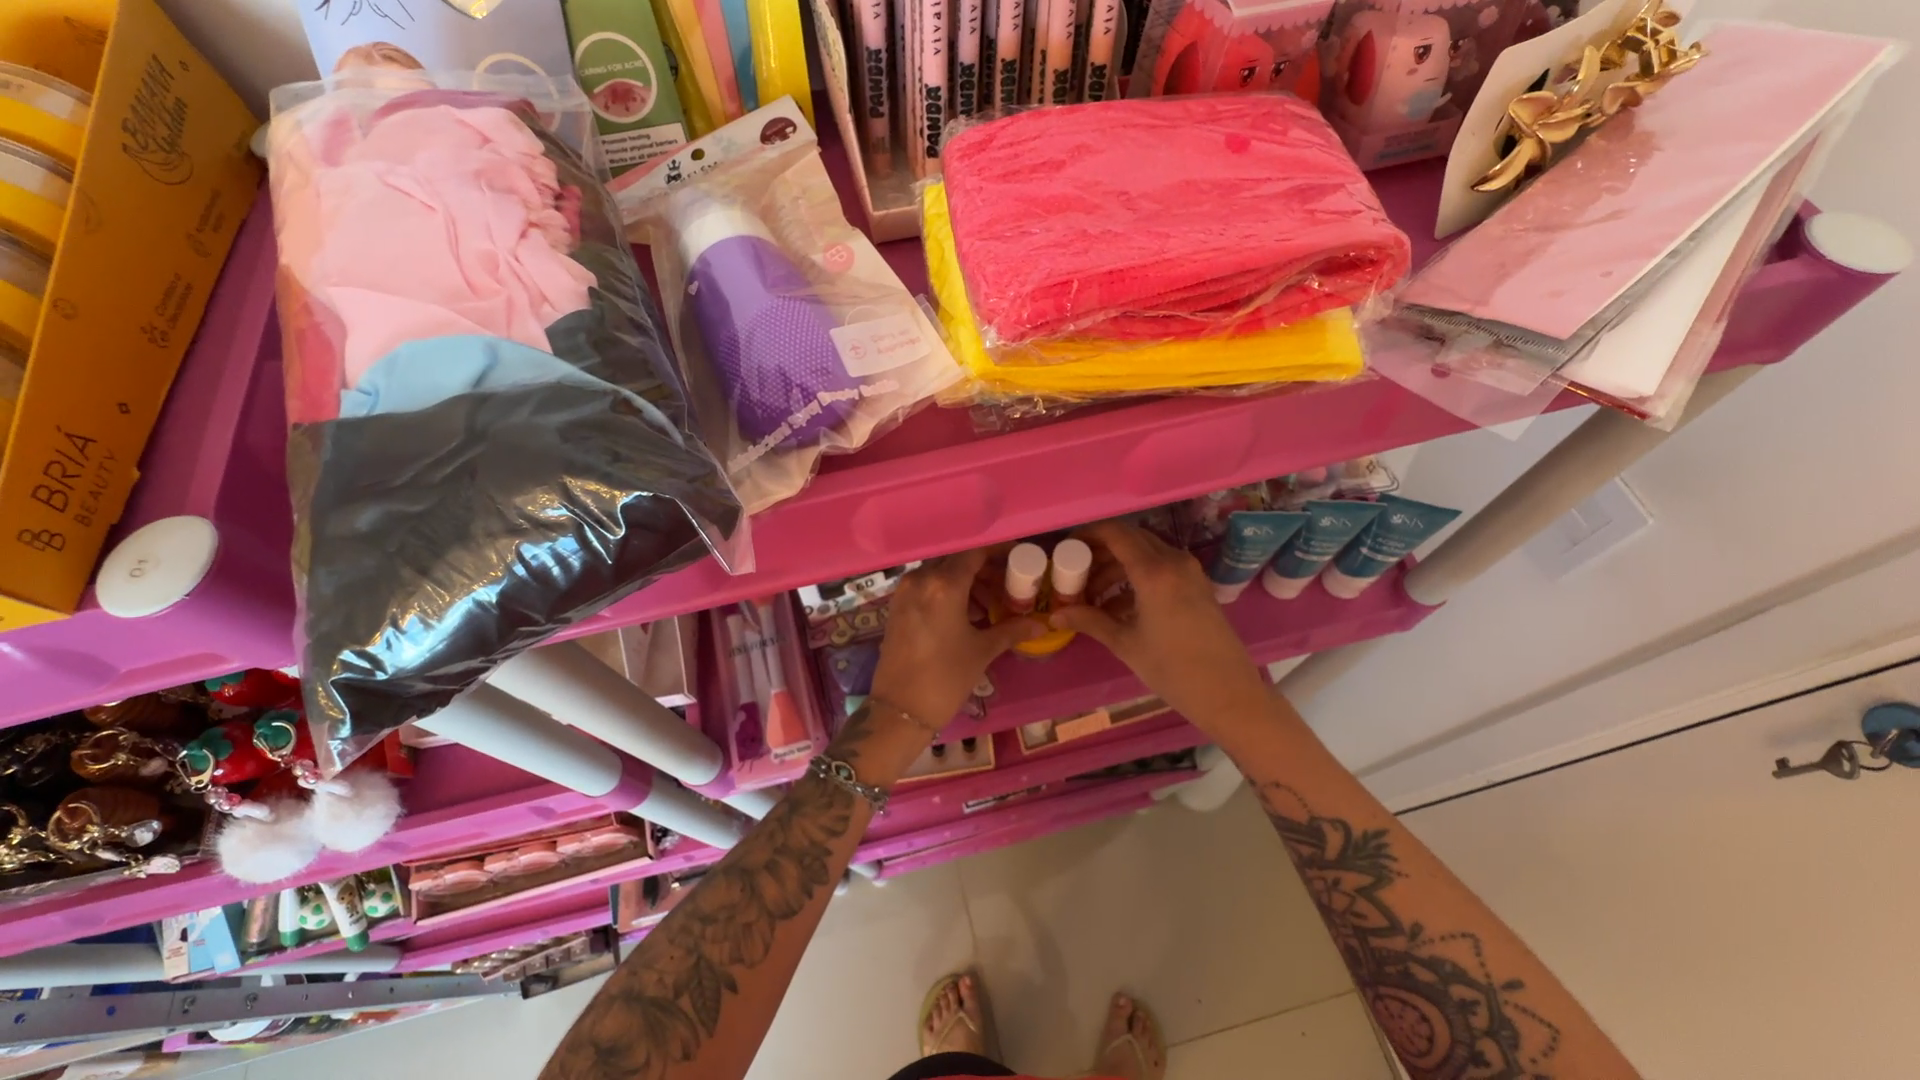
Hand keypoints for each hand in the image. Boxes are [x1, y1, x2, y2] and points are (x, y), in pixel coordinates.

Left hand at [868, 548, 1046, 734]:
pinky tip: (967, 612)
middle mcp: (921, 579)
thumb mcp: (982, 651)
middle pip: (958, 559)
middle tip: (1009, 583)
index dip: (999, 551)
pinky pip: (928, 586)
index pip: (976, 551)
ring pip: (941, 572)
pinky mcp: (897, 606)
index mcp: (944, 584)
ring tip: (991, 603)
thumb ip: (1012, 630)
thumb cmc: (945, 678)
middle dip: (985, 568)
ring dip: (967, 581)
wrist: (900, 710)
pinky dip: (948, 591)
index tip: (1018, 558)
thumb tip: (1041, 624)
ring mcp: (905, 591)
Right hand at [1049, 521, 1272, 736]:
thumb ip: (1089, 621)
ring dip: (1118, 567)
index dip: (1088, 534)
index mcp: (1154, 572)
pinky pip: (1161, 568)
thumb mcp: (1125, 644)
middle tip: (1076, 574)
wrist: (1229, 693)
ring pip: (1146, 554)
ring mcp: (1190, 572)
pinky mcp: (1198, 586)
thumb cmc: (1173, 669)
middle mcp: (1174, 561)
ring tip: (1093, 597)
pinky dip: (1137, 577)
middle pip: (1130, 540)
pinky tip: (1119, 607)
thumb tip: (1054, 615)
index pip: (1115, 533)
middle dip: (1100, 552)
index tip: (1065, 548)